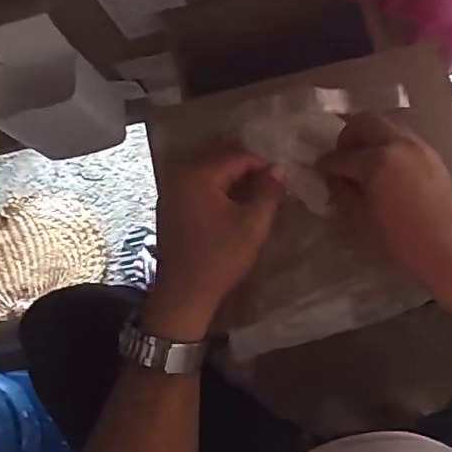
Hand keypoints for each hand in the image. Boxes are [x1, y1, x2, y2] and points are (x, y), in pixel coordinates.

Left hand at [146, 146, 283, 339]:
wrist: (185, 294)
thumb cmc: (221, 257)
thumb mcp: (252, 224)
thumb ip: (268, 192)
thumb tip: (280, 168)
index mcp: (198, 176)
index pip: (237, 157)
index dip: (263, 166)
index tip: (281, 181)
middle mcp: (179, 178)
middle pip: (220, 163)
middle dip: (247, 172)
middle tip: (271, 187)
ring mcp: (171, 194)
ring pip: (209, 177)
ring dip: (233, 183)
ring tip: (256, 198)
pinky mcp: (170, 211)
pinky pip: (198, 191)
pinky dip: (217, 194)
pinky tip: (233, 209)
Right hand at [318, 113, 451, 320]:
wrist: (450, 250)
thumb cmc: (402, 242)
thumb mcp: (362, 220)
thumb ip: (343, 193)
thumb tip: (334, 178)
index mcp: (377, 161)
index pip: (342, 155)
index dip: (326, 163)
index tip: (319, 170)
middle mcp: (398, 143)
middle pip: (365, 121)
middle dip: (347, 136)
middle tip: (341, 158)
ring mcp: (419, 146)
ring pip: (386, 125)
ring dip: (369, 136)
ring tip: (363, 162)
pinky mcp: (432, 154)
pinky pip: (403, 138)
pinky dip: (388, 144)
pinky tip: (385, 169)